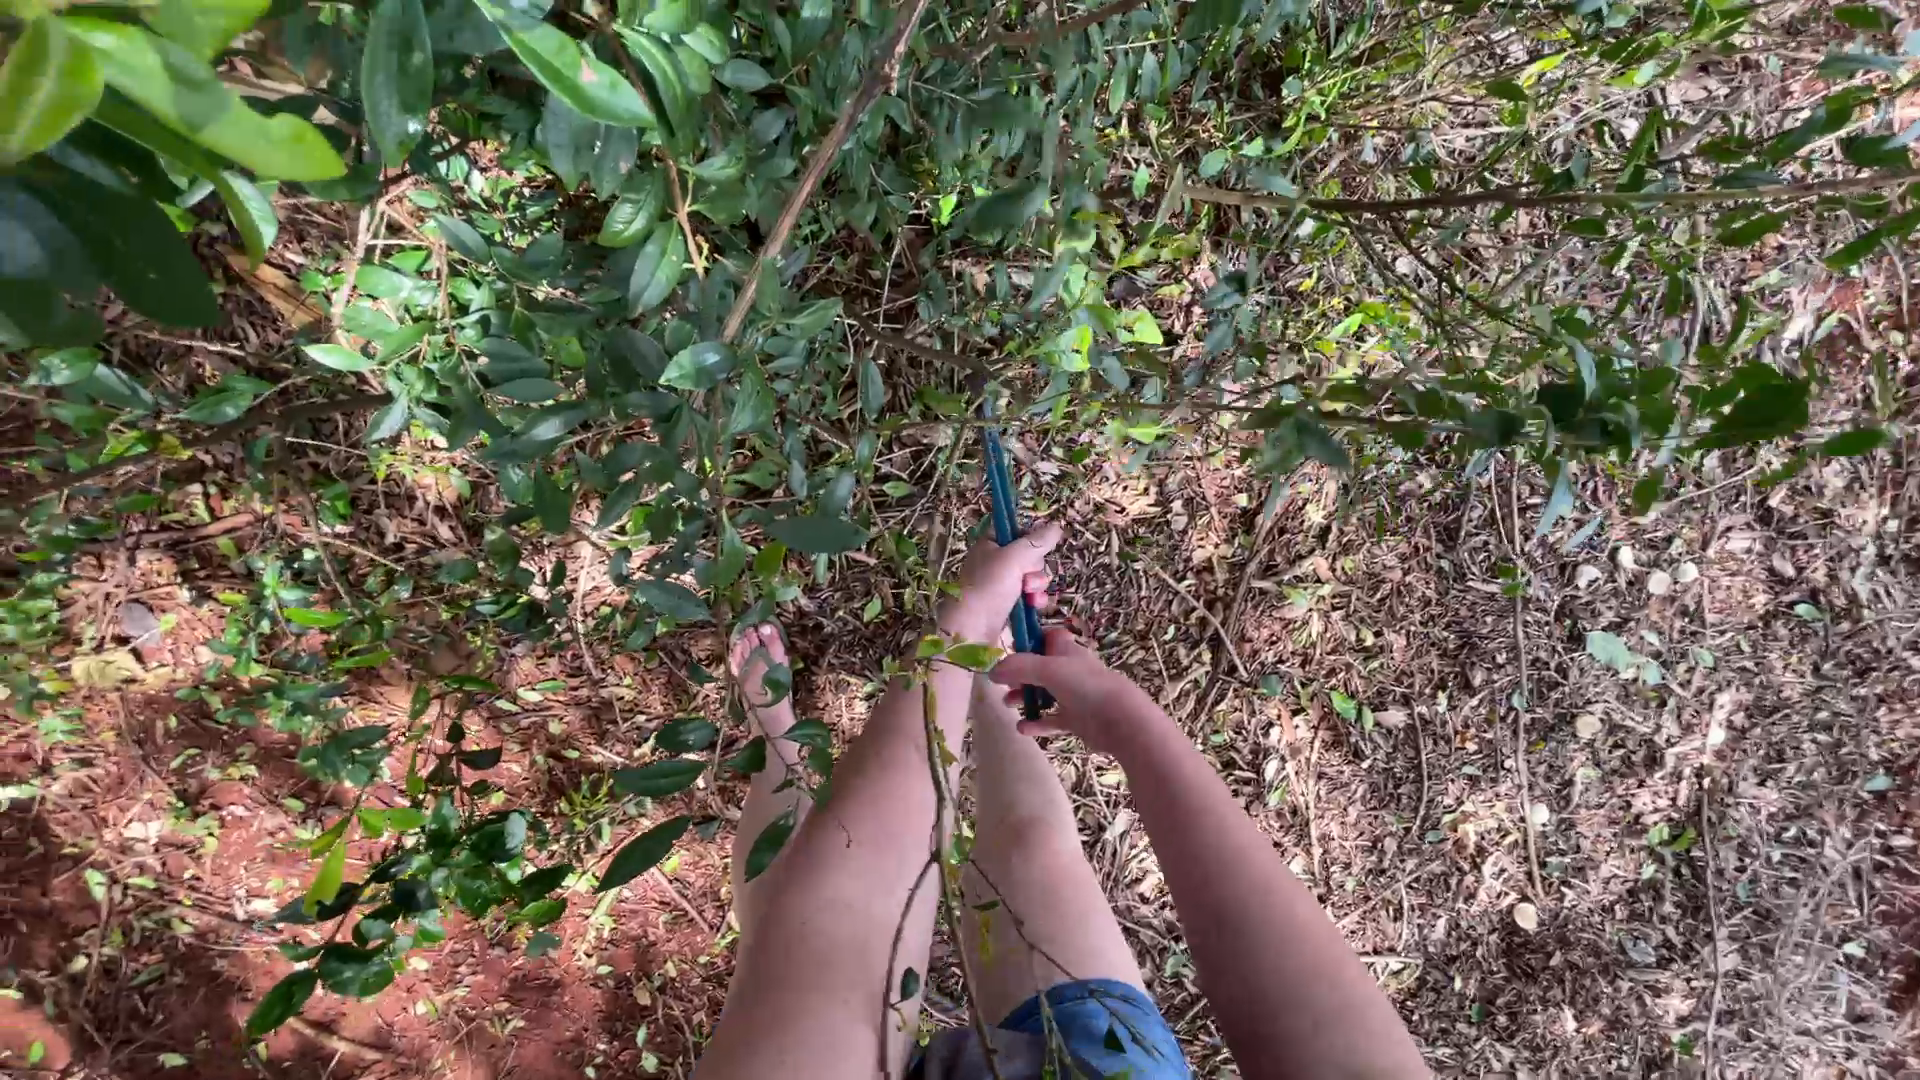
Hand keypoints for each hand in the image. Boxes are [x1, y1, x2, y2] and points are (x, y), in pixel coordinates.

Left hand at [937, 521, 1061, 642]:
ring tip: (1028, 594)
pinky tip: (1034, 605)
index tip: (1038, 545)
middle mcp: (997, 562)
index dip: (1031, 537)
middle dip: (1035, 566)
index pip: (1016, 530)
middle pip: (1031, 554)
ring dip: (1037, 584)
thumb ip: (1036, 542)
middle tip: (1025, 576)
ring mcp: (1005, 585)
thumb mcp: (1012, 559)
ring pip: (1035, 576)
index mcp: (990, 545)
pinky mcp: (1013, 605)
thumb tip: (1057, 526)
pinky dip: (1036, 599)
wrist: (973, 634)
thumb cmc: (987, 589)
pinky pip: (1034, 595)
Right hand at [988, 626, 1164, 754]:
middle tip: (1003, 682)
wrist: (1118, 718)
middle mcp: (1069, 670)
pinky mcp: (1076, 719)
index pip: (1046, 636)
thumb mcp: (1047, 668)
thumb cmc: (1084, 685)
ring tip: (1008, 703)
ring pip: (1044, 693)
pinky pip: (1051, 719)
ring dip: (1025, 697)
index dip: (1029, 639)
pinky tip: (1022, 728)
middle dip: (1020, 673)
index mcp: (1066, 650)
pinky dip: (1036, 722)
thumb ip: (1018, 667)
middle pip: (1040, 666)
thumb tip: (991, 671)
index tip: (1009, 649)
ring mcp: (1074, 695)